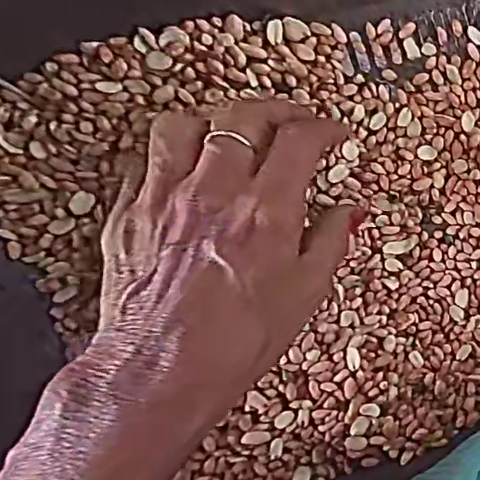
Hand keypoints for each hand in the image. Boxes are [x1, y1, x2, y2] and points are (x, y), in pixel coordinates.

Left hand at [84, 101, 355, 439]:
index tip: (334, 134)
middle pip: (244, 116)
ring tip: (231, 134)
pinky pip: (146, 159)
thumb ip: (332, 241)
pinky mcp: (130, 213)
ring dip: (215, 120)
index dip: (324, 128)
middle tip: (292, 120)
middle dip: (277, 109)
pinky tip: (185, 169)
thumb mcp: (308, 294)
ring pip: (185, 123)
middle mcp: (215, 192)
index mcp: (267, 211)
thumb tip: (349, 212)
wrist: (163, 370)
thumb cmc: (239, 340)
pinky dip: (171, 153)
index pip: (300, 141)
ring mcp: (165, 197)